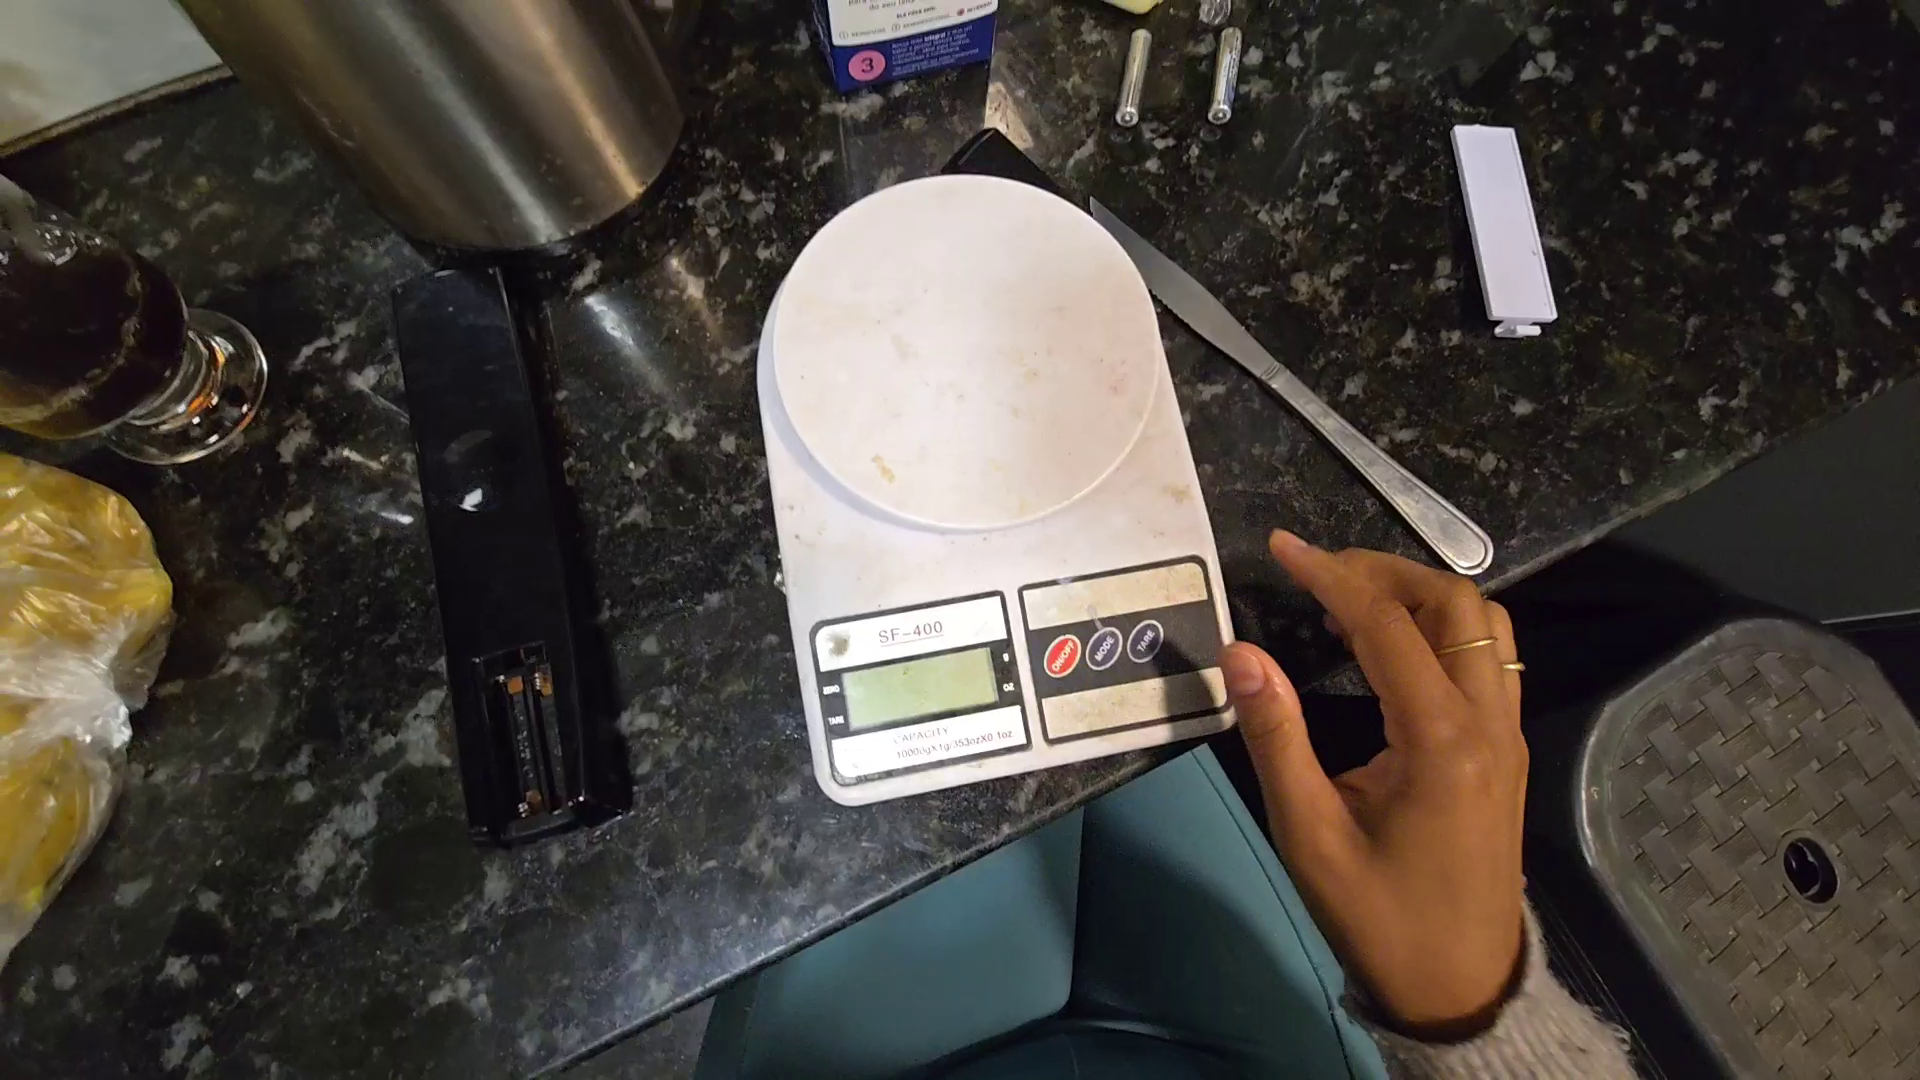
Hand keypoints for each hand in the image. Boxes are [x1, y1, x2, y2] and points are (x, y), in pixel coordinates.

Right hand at [1220, 531, 1526, 1039]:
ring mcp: (1506, 733)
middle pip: (1454, 603)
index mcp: (1440, 740)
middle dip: (1382, 570)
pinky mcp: (1504, 747)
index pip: (1384, 624)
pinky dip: (1436, 625)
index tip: (1281, 546)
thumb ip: (1274, 733)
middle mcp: (1488, 722)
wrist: (1458, 989)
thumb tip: (1240, 651)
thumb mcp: (1307, 830)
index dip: (1329, 574)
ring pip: (1482, 624)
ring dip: (1416, 593)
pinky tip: (1385, 643)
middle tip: (1316, 571)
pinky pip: (1485, 654)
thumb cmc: (1375, 911)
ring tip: (1348, 598)